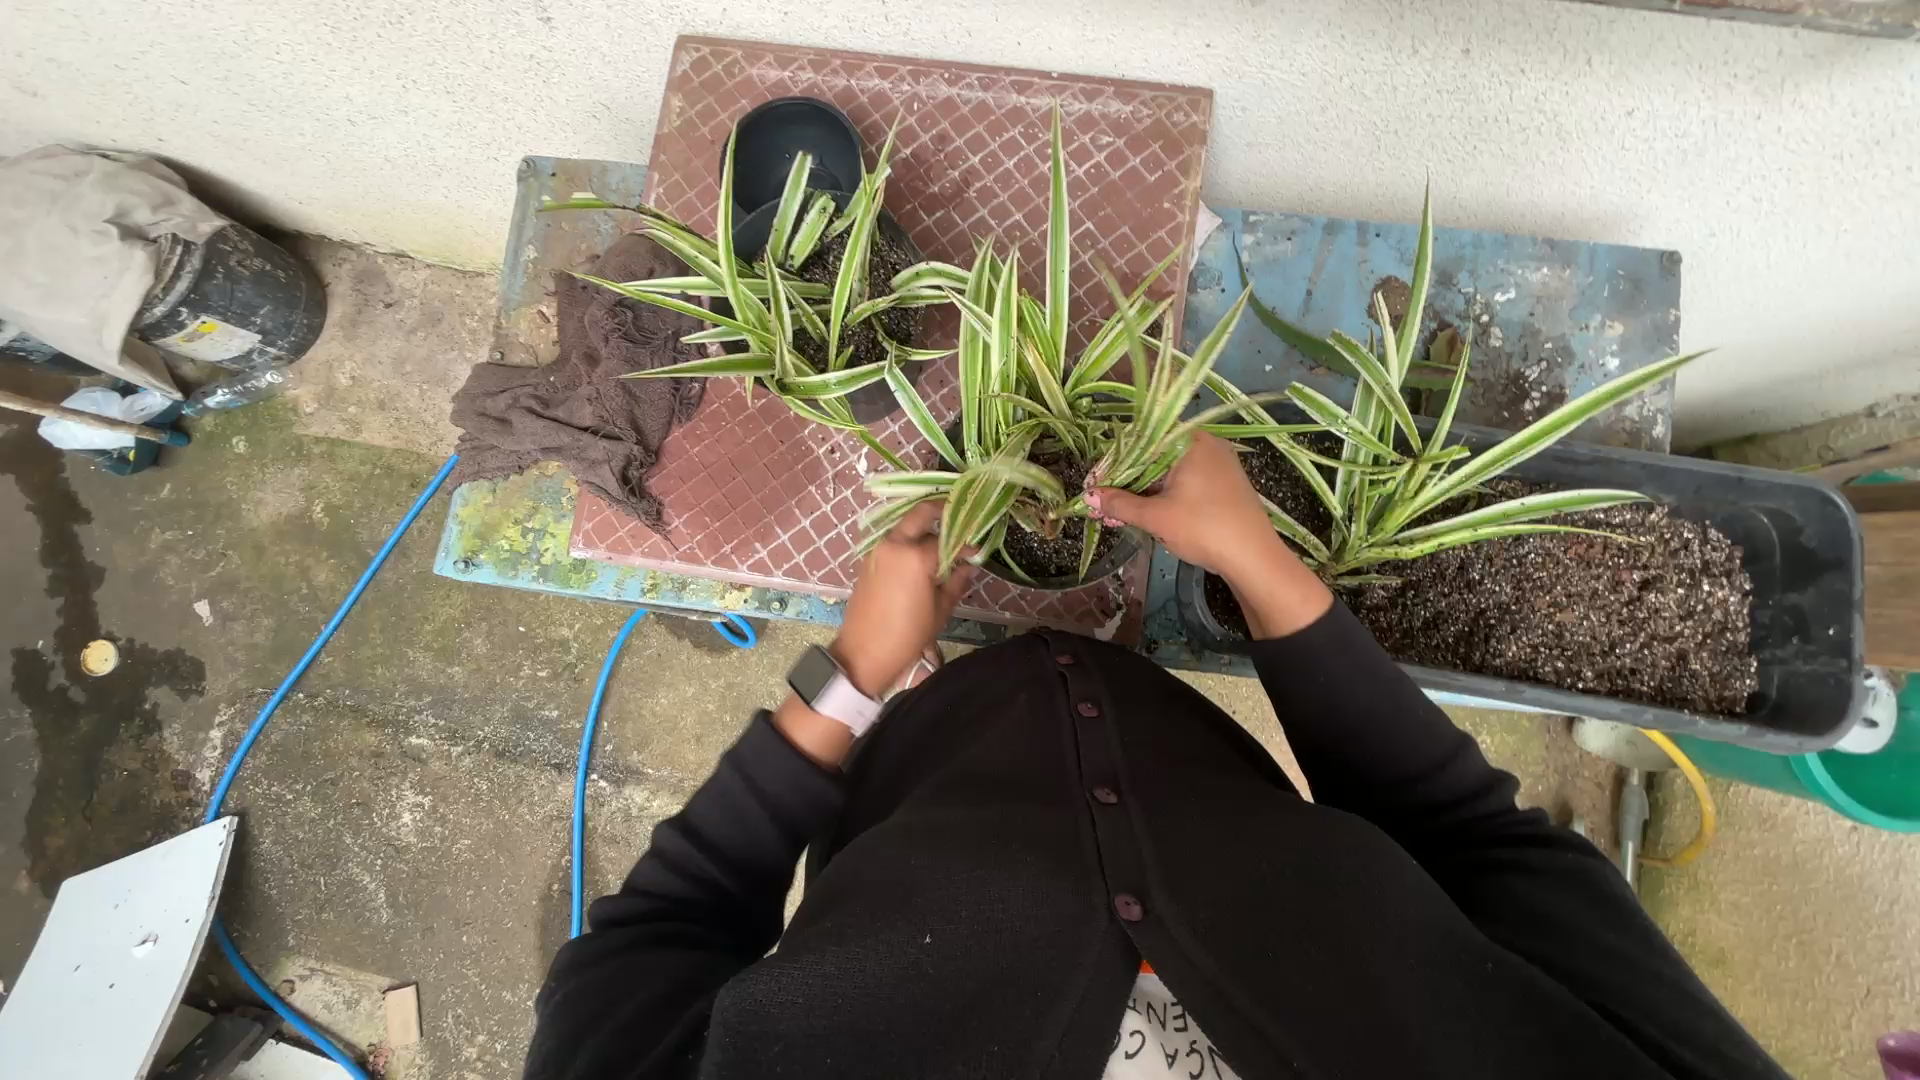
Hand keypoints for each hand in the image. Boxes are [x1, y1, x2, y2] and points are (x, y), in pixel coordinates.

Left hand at [832, 500, 973, 696]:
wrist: (863, 653)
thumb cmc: (907, 636)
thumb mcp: (940, 610)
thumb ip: (956, 581)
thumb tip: (969, 566)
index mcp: (915, 556)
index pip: (948, 538)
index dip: (967, 544)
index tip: (978, 550)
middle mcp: (895, 544)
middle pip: (921, 513)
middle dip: (942, 511)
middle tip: (960, 520)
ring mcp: (878, 550)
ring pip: (906, 526)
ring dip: (924, 528)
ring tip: (943, 544)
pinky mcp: (869, 560)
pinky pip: (894, 542)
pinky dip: (910, 542)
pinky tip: (923, 558)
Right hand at [1086, 432, 1285, 581]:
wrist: (1254, 558)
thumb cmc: (1203, 528)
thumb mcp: (1155, 517)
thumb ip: (1120, 504)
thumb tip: (1089, 497)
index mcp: (1190, 442)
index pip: (1142, 440)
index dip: (1116, 462)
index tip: (1098, 483)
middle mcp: (1206, 445)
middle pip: (1155, 455)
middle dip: (1129, 480)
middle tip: (1106, 502)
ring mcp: (1219, 464)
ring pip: (1170, 471)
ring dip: (1145, 490)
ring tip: (1121, 512)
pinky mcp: (1225, 484)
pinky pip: (1186, 481)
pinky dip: (1166, 495)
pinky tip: (1149, 513)